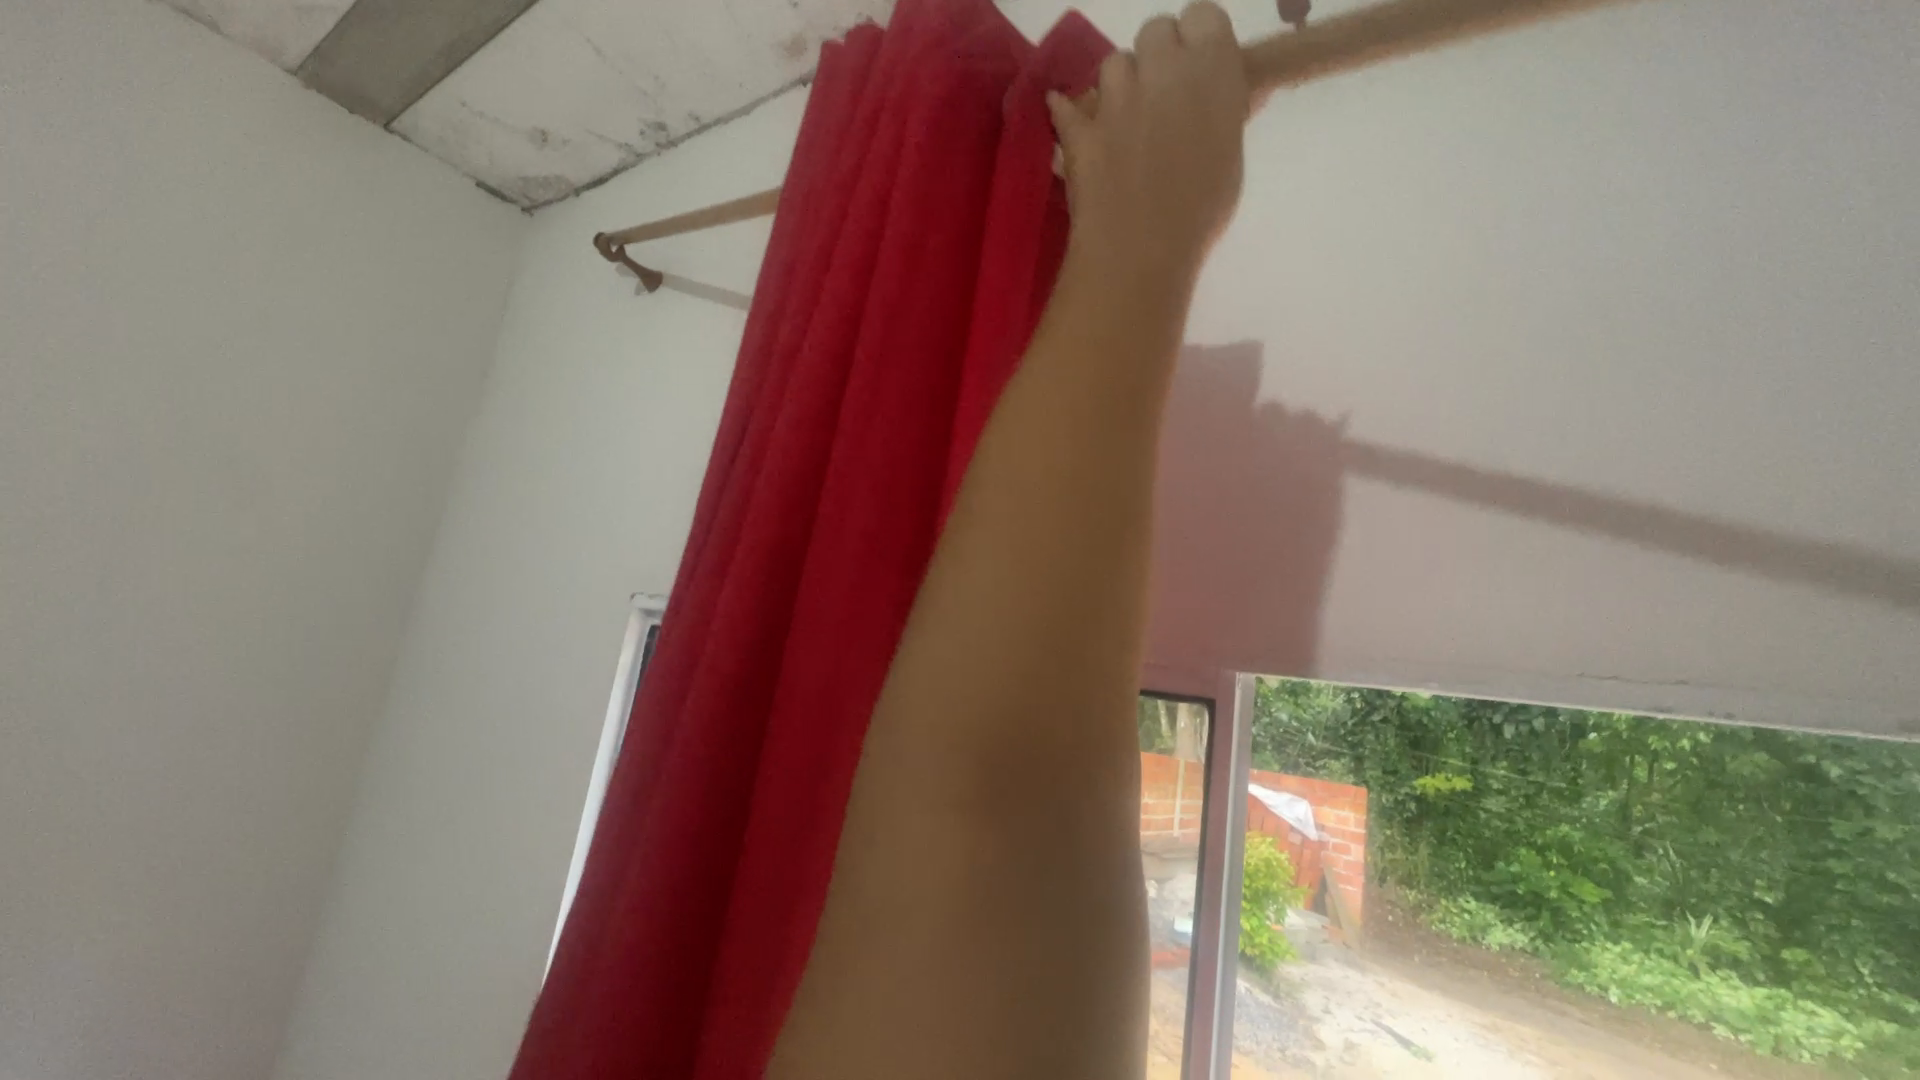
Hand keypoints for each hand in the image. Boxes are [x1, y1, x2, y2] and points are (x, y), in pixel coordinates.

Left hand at [1048, 2, 1248, 286]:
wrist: (1141, 249)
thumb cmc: (1201, 211)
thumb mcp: (1231, 157)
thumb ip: (1223, 114)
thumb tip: (1226, 95)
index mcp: (1212, 69)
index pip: (1204, 15)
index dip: (1198, 39)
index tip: (1198, 68)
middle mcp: (1163, 69)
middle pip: (1155, 31)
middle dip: (1157, 58)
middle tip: (1162, 99)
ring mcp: (1115, 97)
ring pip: (1113, 63)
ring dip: (1119, 85)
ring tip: (1124, 124)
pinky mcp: (1079, 128)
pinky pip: (1065, 106)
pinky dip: (1068, 114)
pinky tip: (1074, 125)